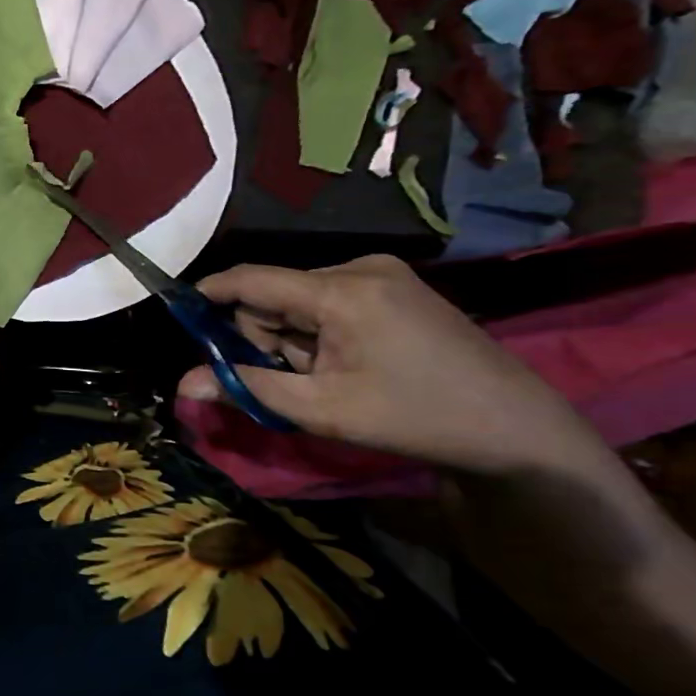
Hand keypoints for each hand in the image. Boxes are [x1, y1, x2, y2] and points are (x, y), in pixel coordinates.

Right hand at [177, 256, 610, 478]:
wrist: (514, 427)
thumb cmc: (413, 418)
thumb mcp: (321, 410)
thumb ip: (247, 388)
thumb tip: (185, 383)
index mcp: (341, 292)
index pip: (253, 279)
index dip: (211, 293)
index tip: (181, 312)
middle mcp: (359, 267)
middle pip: (276, 292)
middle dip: (266, 336)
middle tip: (291, 379)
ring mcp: (383, 273)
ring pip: (301, 298)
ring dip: (294, 338)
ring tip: (327, 376)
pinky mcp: (396, 285)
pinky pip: (329, 300)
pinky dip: (319, 330)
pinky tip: (345, 362)